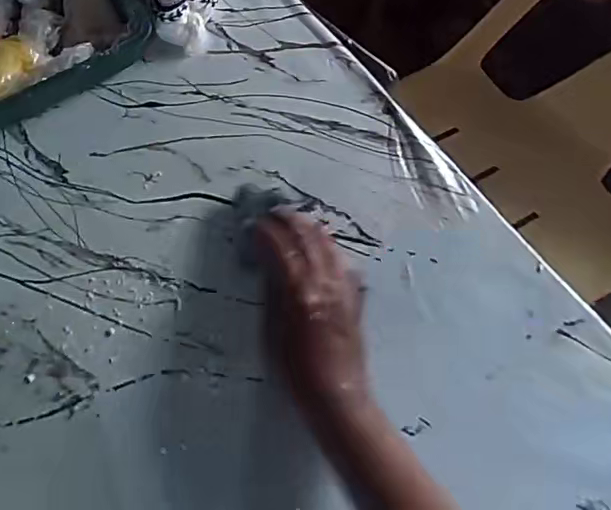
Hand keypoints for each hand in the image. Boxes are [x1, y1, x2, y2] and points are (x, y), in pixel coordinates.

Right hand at [256, 208, 370, 416]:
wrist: (339, 397)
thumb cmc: (298, 372)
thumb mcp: (273, 332)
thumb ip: (272, 292)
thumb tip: (267, 262)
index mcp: (302, 292)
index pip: (282, 247)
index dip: (267, 231)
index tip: (254, 224)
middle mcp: (326, 282)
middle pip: (307, 237)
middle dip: (288, 220)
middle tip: (272, 213)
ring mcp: (344, 286)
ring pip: (327, 243)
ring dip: (309, 227)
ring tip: (294, 220)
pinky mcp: (355, 294)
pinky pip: (341, 259)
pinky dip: (327, 245)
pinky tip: (319, 244)